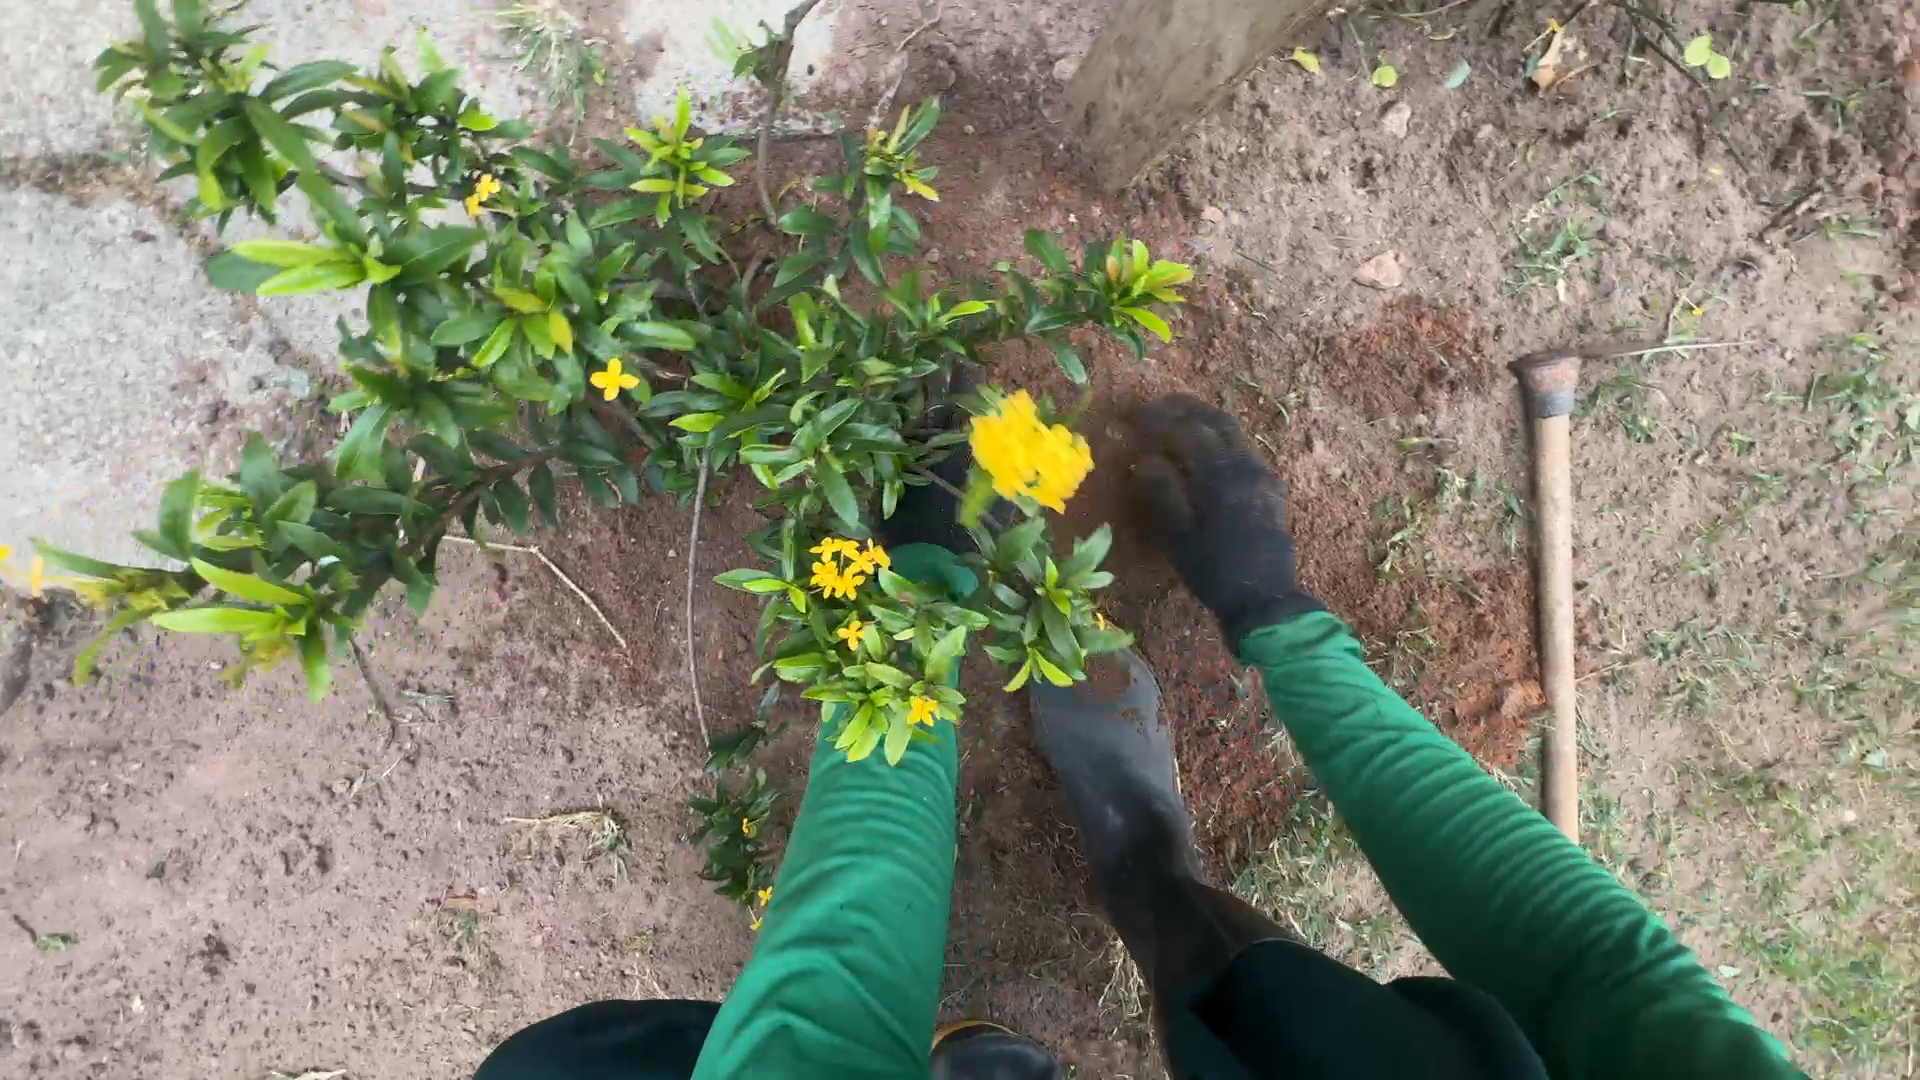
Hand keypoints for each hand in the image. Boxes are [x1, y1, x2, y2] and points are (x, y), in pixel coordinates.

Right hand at [1131, 394, 1320, 647]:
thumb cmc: (1215, 572)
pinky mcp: (1268, 489)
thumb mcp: (1179, 537)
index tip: (1130, 415)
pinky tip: (1203, 453)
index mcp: (1221, 475)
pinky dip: (1218, 441)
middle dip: (1183, 408)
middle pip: (1215, 420)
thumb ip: (1163, 493)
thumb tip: (1144, 460)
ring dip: (1202, 421)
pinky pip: (1242, 450)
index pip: (1186, 430)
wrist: (1265, 601)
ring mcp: (1261, 475)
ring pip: (1233, 433)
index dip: (1156, 418)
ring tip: (1175, 422)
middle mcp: (1246, 466)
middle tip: (1154, 406)